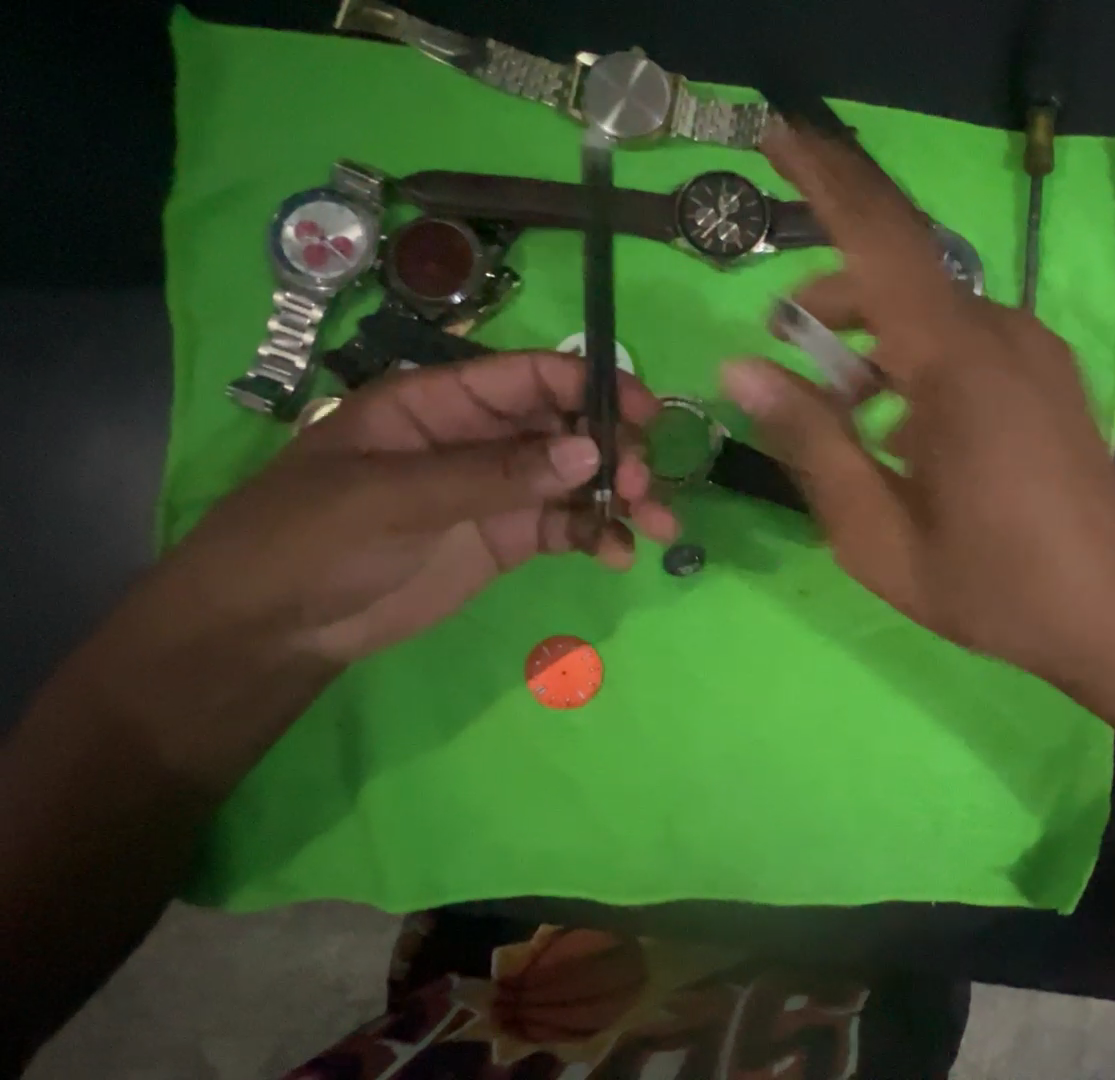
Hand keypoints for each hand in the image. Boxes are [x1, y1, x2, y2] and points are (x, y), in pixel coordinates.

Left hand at [144, 352, 675, 665]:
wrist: (271, 629)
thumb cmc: (306, 541)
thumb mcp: (392, 498)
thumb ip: (494, 474)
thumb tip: (590, 452)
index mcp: (441, 403)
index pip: (532, 377)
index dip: (593, 385)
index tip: (646, 416)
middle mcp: (481, 437)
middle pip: (571, 427)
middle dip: (618, 452)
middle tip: (645, 488)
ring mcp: (500, 489)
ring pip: (582, 478)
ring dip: (626, 497)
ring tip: (659, 528)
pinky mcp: (512, 537)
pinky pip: (572, 526)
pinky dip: (603, 536)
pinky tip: (621, 557)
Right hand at [723, 123, 1114, 698]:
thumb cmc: (995, 588)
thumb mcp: (878, 535)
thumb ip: (810, 444)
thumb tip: (742, 369)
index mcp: (957, 365)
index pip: (880, 238)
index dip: (825, 177)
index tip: (779, 131)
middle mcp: (1003, 337)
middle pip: (904, 274)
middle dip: (836, 293)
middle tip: (787, 343)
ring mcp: (1038, 357)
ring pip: (938, 311)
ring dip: (878, 336)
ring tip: (840, 403)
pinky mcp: (1053, 382)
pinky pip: (973, 343)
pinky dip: (922, 361)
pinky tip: (905, 427)